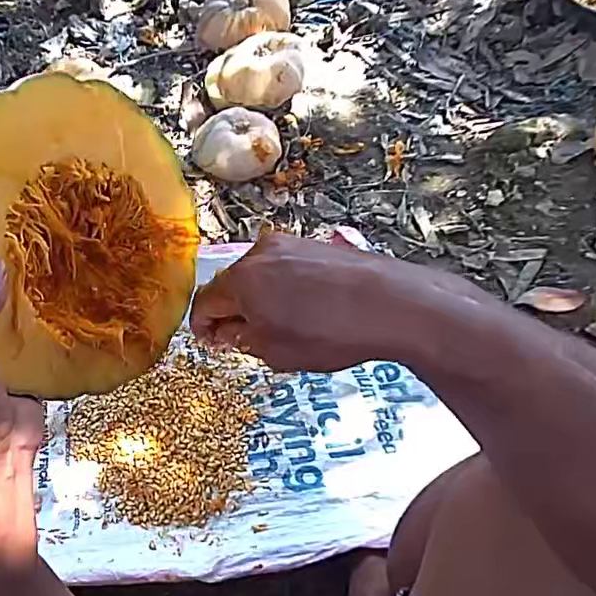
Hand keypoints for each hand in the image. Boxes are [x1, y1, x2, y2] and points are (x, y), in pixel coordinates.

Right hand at [191, 230, 467, 371]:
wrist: (391, 304)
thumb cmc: (330, 332)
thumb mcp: (275, 351)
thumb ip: (242, 339)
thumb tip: (230, 331)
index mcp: (241, 280)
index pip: (205, 302)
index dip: (203, 326)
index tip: (211, 341)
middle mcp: (260, 253)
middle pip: (231, 284)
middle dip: (232, 312)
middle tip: (243, 338)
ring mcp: (290, 244)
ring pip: (258, 275)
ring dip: (259, 300)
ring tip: (279, 328)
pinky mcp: (315, 245)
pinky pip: (285, 268)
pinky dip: (283, 289)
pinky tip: (304, 311)